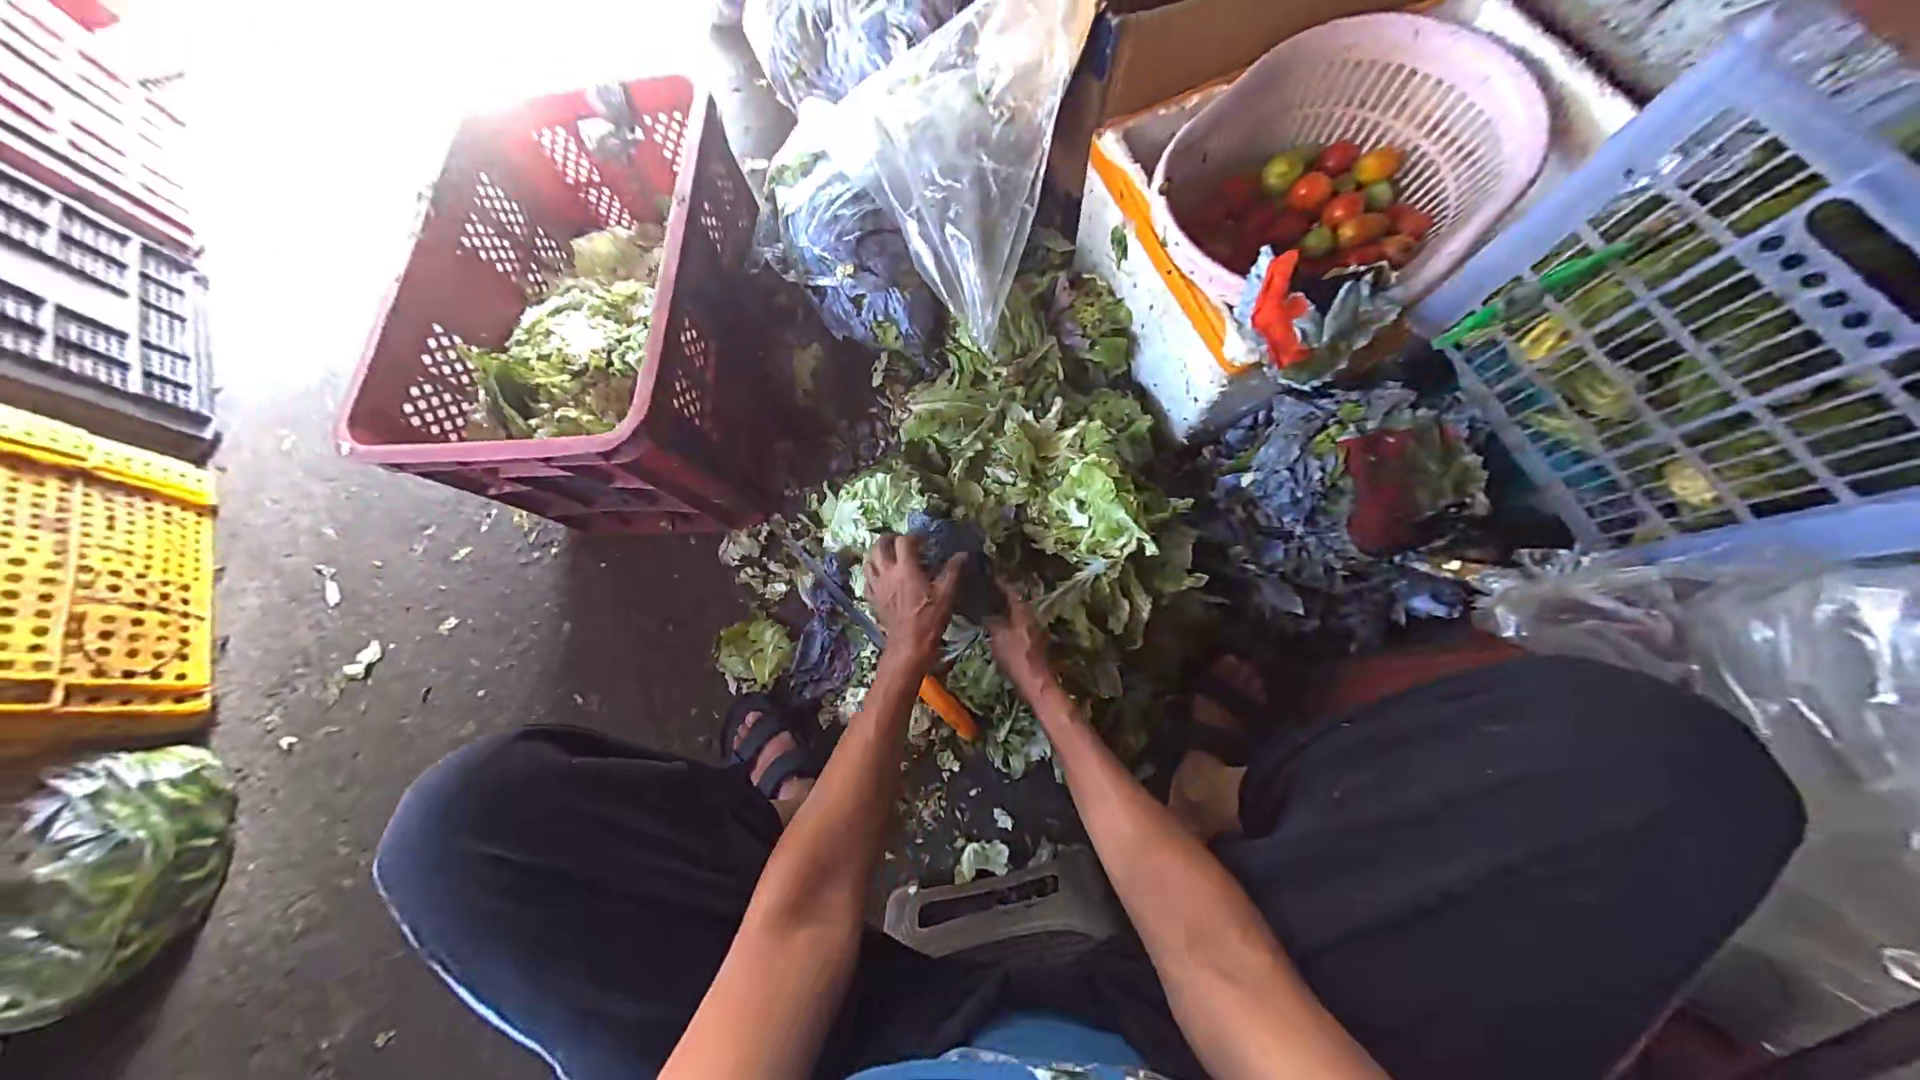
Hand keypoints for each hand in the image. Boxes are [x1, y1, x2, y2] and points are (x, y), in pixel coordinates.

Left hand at [864, 535, 963, 663]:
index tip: (924, 540)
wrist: (909, 645)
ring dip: (877, 553)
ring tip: (888, 554)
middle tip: (900, 540)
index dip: (914, 537)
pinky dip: (872, 573)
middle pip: (880, 546)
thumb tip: (963, 554)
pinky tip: (880, 576)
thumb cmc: (929, 619)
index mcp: (905, 569)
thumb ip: (953, 571)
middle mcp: (887, 573)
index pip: (904, 541)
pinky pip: (867, 580)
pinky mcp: (872, 599)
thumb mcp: (946, 594)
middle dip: (889, 539)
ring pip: (869, 561)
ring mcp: (877, 586)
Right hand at [987, 581, 1057, 697]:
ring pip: (1017, 613)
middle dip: (1001, 596)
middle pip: (1015, 601)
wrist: (1035, 681)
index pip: (1011, 590)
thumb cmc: (1016, 657)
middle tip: (985, 591)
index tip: (987, 576)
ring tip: (988, 607)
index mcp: (1023, 612)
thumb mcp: (997, 636)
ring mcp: (1034, 629)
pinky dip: (1008, 621)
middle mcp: (1031, 617)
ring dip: (1005, 609)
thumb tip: (982, 608)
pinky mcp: (1034, 642)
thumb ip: (991, 620)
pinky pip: (1019, 624)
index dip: (1000, 583)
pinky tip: (998, 626)